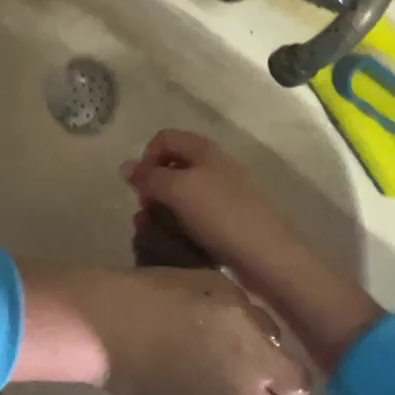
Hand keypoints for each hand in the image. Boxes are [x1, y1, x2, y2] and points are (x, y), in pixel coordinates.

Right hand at [20, 267, 305, 394]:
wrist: (110, 324)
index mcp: (257, 362)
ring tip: (226, 375)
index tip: (276, 358)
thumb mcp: (218, 286)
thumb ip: (255, 318)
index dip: (289, 369)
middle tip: (256, 373)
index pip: (298, 383)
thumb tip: (270, 340)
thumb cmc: (164, 294)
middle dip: (275, 394)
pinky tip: (198, 380)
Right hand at [122, 130, 303, 276]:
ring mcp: (223, 193)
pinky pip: (196, 216)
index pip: (163, 138)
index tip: (139, 186)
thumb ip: (149, 177)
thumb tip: (125, 167)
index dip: (146, 158)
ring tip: (151, 231)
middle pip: (172, 166)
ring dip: (162, 209)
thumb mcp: (177, 190)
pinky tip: (174, 241)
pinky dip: (180, 225)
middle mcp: (213, 165)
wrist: (269, 256)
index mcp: (202, 148)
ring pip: (182, 194)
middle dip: (152, 187)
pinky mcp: (229, 220)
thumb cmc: (220, 213)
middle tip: (144, 212)